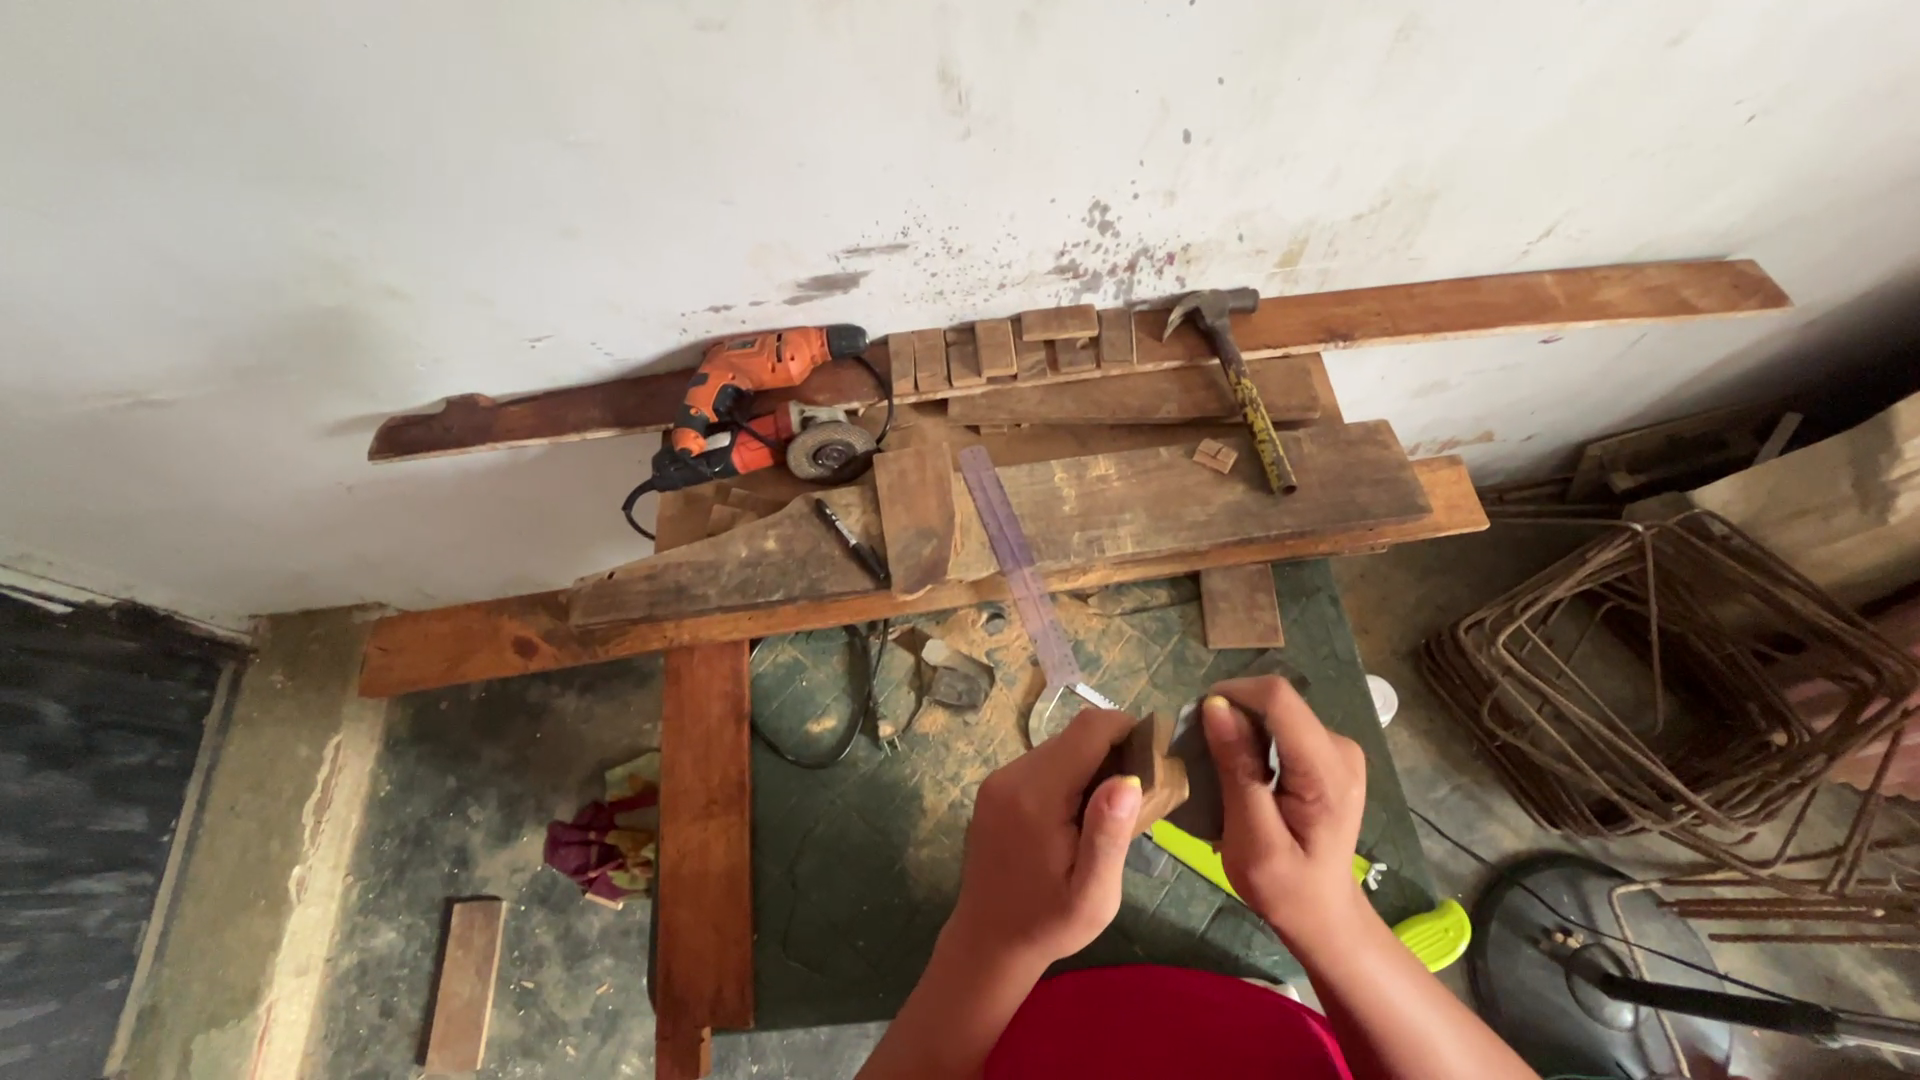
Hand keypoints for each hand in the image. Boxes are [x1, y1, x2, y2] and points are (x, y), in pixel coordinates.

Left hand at [948, 708, 1143, 968]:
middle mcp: (1012, 775)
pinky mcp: (995, 788)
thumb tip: (1128, 779)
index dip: (1127, 730)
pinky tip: (1077, 818)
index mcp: (1037, 794)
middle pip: (1074, 735)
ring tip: (1107, 814)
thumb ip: (1109, 835)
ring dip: (1090, 766)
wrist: (988, 940)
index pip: (1089, 728)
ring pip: (1059, 746)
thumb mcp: (1092, 895)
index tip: (1152, 760)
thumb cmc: (1048, 924)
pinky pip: (1042, 763)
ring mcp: (999, 779)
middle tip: (1137, 798)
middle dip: (1112, 752)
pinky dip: (1068, 776)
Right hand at [1202, 676, 1368, 946]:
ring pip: (1274, 710)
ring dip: (1238, 728)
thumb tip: (1215, 707)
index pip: (1278, 698)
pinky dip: (1251, 738)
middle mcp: (1340, 747)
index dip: (1231, 696)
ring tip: (1217, 766)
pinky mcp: (1325, 753)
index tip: (1196, 724)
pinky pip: (1279, 725)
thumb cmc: (1285, 888)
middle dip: (1231, 715)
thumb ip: (1237, 769)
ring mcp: (1336, 748)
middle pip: (1275, 702)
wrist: (1323, 916)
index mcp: (1327, 771)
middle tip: (1201, 755)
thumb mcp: (1252, 839)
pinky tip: (1240, 772)